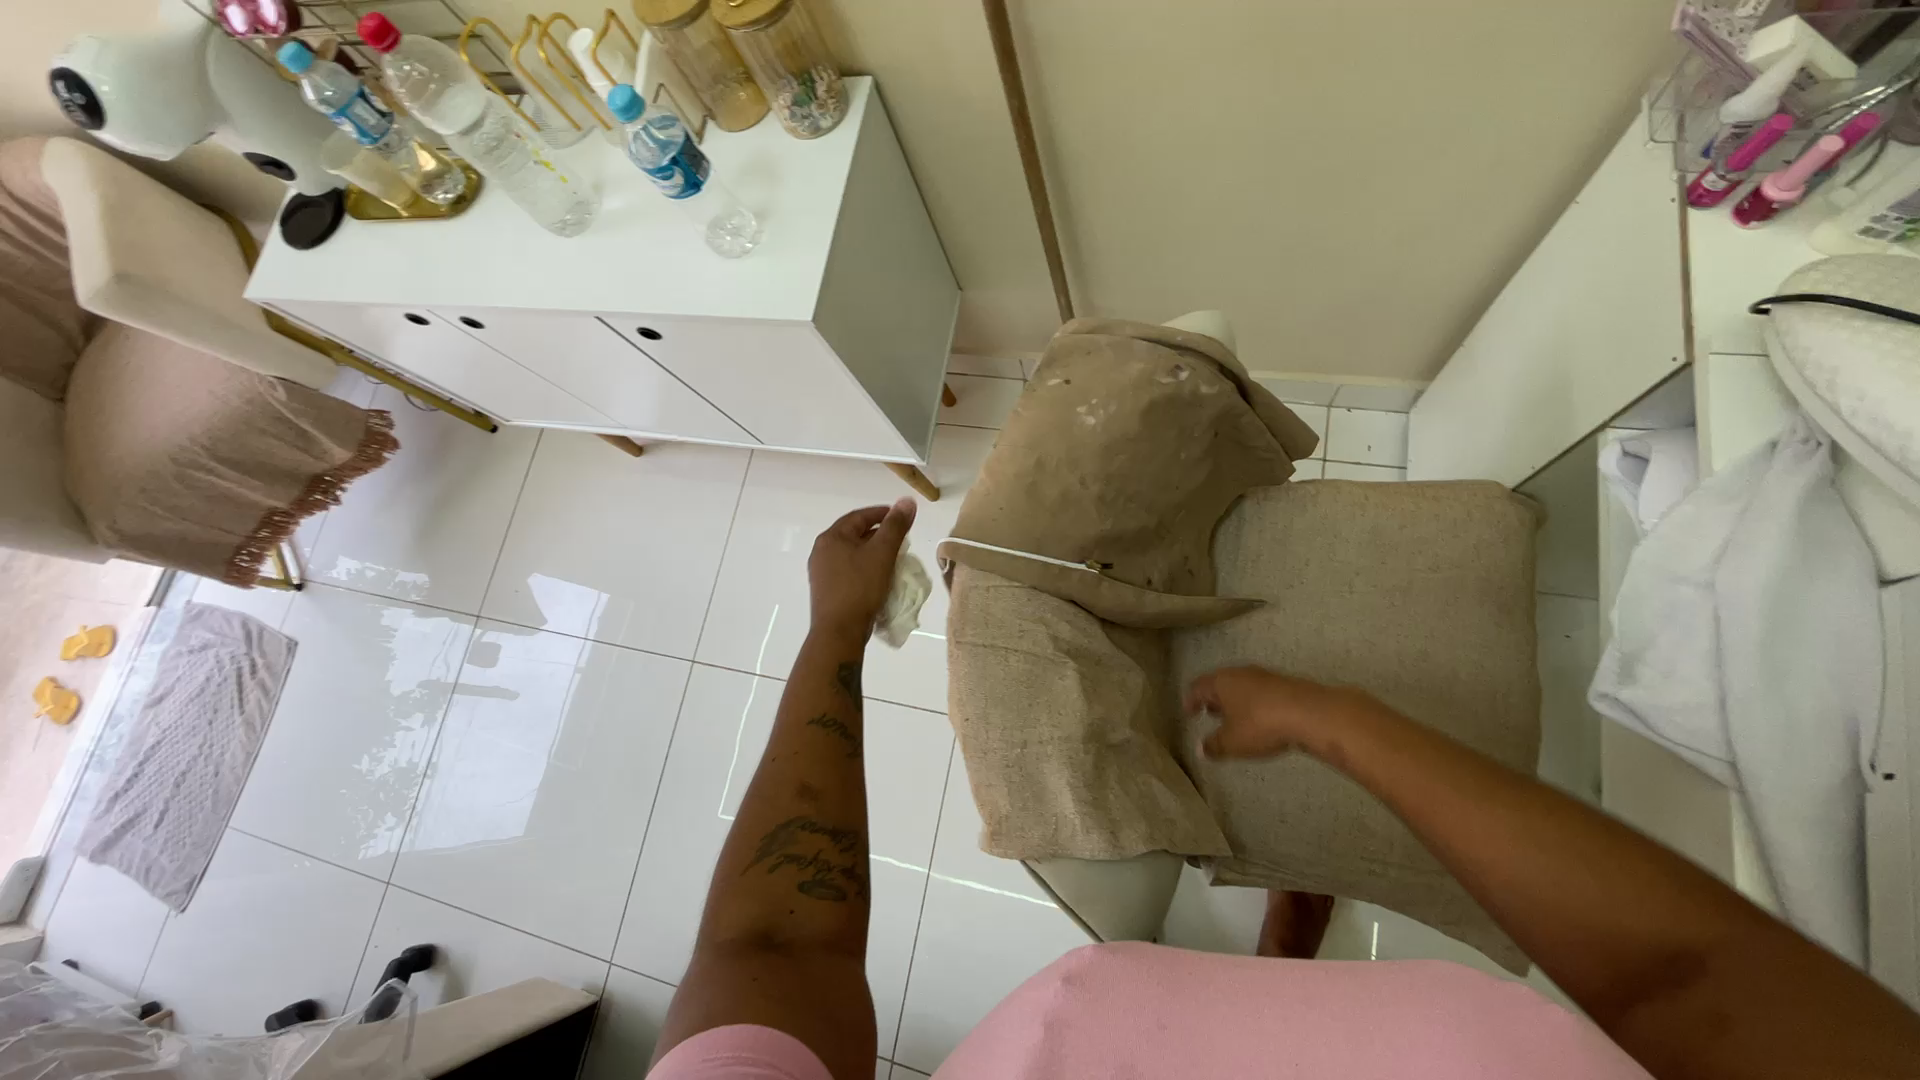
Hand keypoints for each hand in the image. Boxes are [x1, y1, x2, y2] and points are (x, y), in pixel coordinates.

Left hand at [808, 498, 916, 637]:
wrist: (839, 631)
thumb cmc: (860, 587)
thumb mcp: (882, 553)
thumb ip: (895, 526)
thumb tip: (907, 501)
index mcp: (831, 537)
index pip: (859, 516)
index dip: (883, 513)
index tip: (902, 517)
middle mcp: (821, 551)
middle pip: (854, 534)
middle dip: (879, 534)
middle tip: (901, 539)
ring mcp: (821, 572)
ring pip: (851, 554)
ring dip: (872, 552)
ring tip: (892, 558)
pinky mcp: (826, 590)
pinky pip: (848, 570)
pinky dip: (864, 567)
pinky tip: (878, 577)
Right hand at [1184, 666, 1376, 759]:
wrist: (1310, 713)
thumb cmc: (1260, 724)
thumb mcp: (1232, 742)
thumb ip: (1214, 745)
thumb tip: (1200, 748)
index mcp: (1221, 682)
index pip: (1198, 687)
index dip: (1190, 700)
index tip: (1188, 712)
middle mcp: (1240, 674)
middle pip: (1220, 684)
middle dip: (1213, 699)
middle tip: (1208, 713)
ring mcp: (1265, 677)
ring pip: (1242, 687)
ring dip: (1235, 702)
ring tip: (1234, 719)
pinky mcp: (1285, 686)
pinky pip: (1261, 694)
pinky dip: (1254, 705)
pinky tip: (1259, 720)